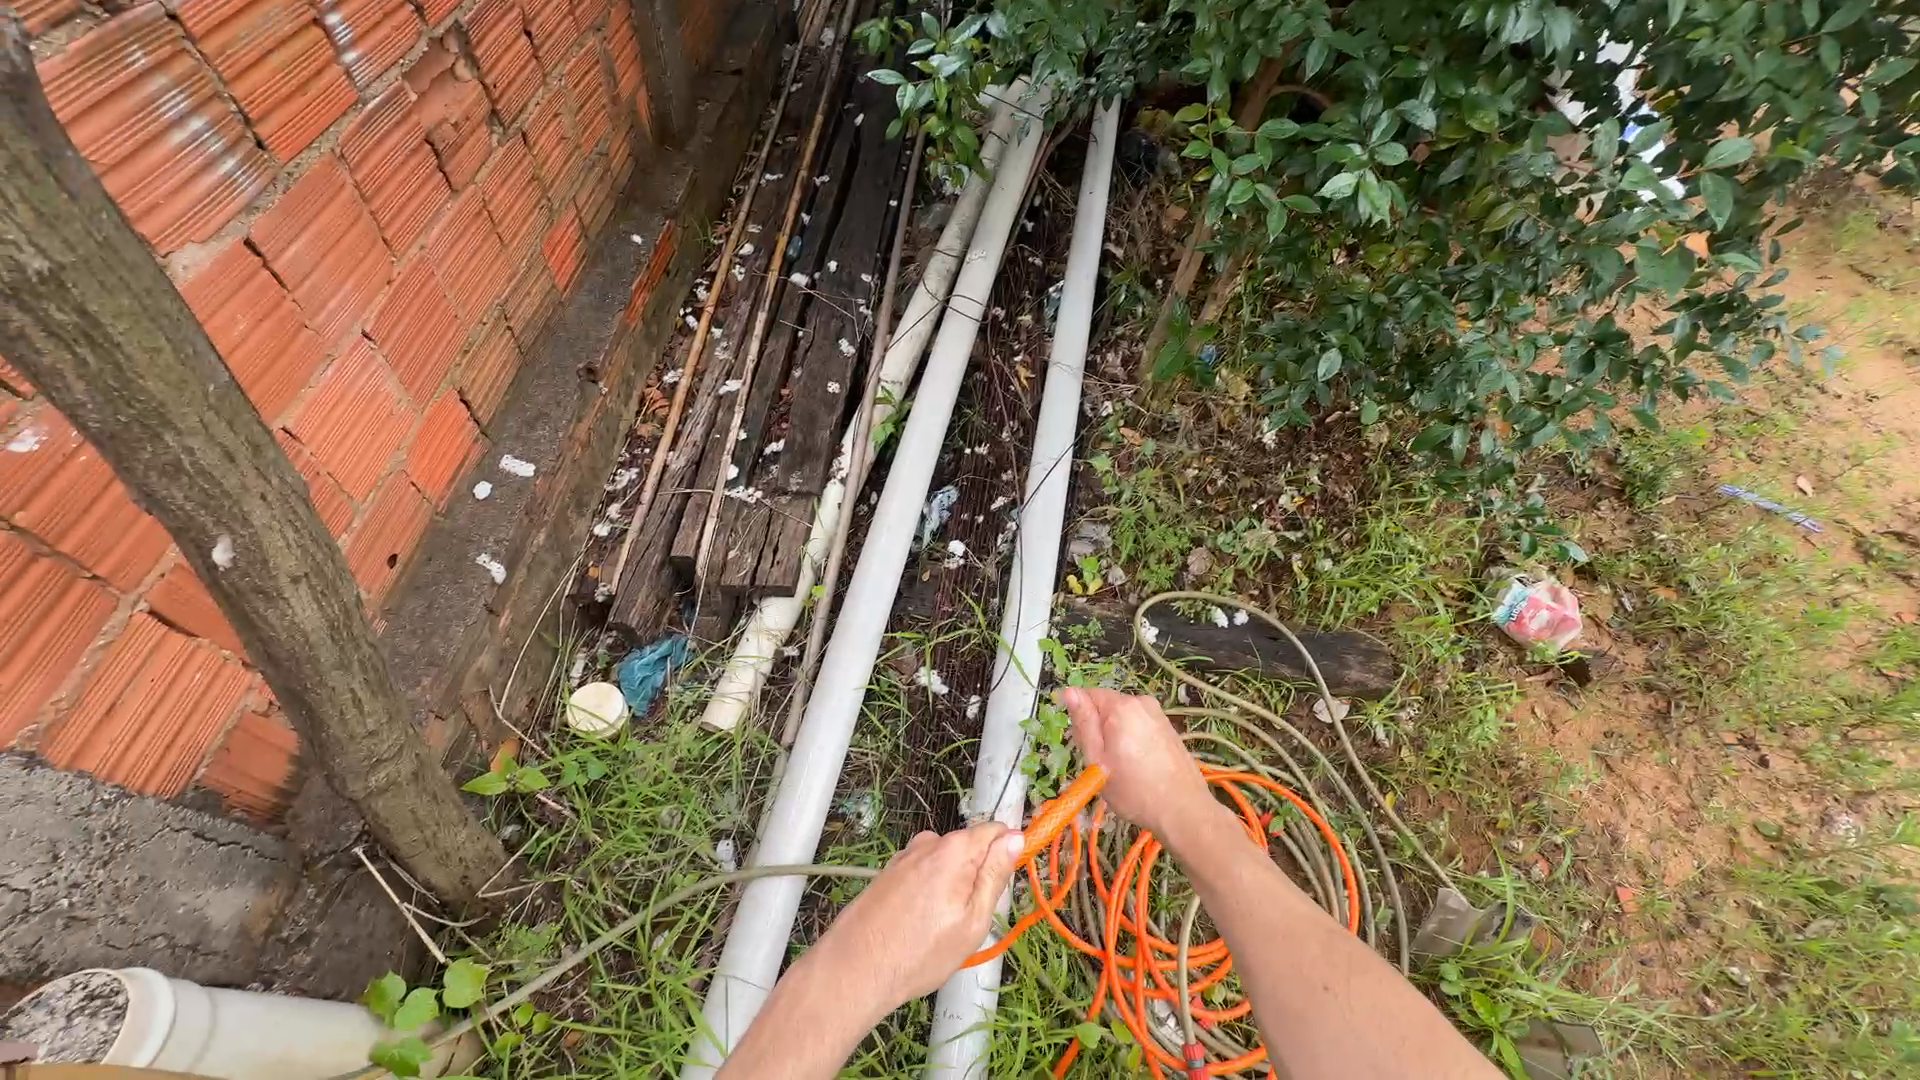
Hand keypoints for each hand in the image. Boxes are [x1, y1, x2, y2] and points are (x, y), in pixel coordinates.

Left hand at [798, 823, 1024, 1015]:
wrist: (855, 968)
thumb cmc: (921, 952)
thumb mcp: (972, 921)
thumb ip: (995, 875)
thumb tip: (1015, 837)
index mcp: (954, 849)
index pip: (995, 830)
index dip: (1006, 854)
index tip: (1002, 886)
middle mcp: (929, 842)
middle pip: (970, 847)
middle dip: (977, 875)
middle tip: (969, 918)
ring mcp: (906, 855)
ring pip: (947, 862)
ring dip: (953, 885)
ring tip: (940, 927)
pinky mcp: (890, 870)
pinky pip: (924, 871)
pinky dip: (929, 891)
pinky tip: (917, 924)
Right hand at [1061, 687, 1214, 838]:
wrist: (1184, 811)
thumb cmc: (1134, 790)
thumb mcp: (1097, 760)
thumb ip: (1083, 723)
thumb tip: (1069, 691)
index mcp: (1121, 706)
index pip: (1087, 695)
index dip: (1081, 721)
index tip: (1086, 747)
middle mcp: (1142, 702)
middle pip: (1106, 707)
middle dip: (1098, 730)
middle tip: (1103, 763)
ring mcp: (1159, 714)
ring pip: (1122, 718)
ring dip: (1115, 737)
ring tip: (1121, 768)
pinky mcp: (1168, 728)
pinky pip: (1139, 726)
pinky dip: (1132, 741)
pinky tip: (1139, 767)